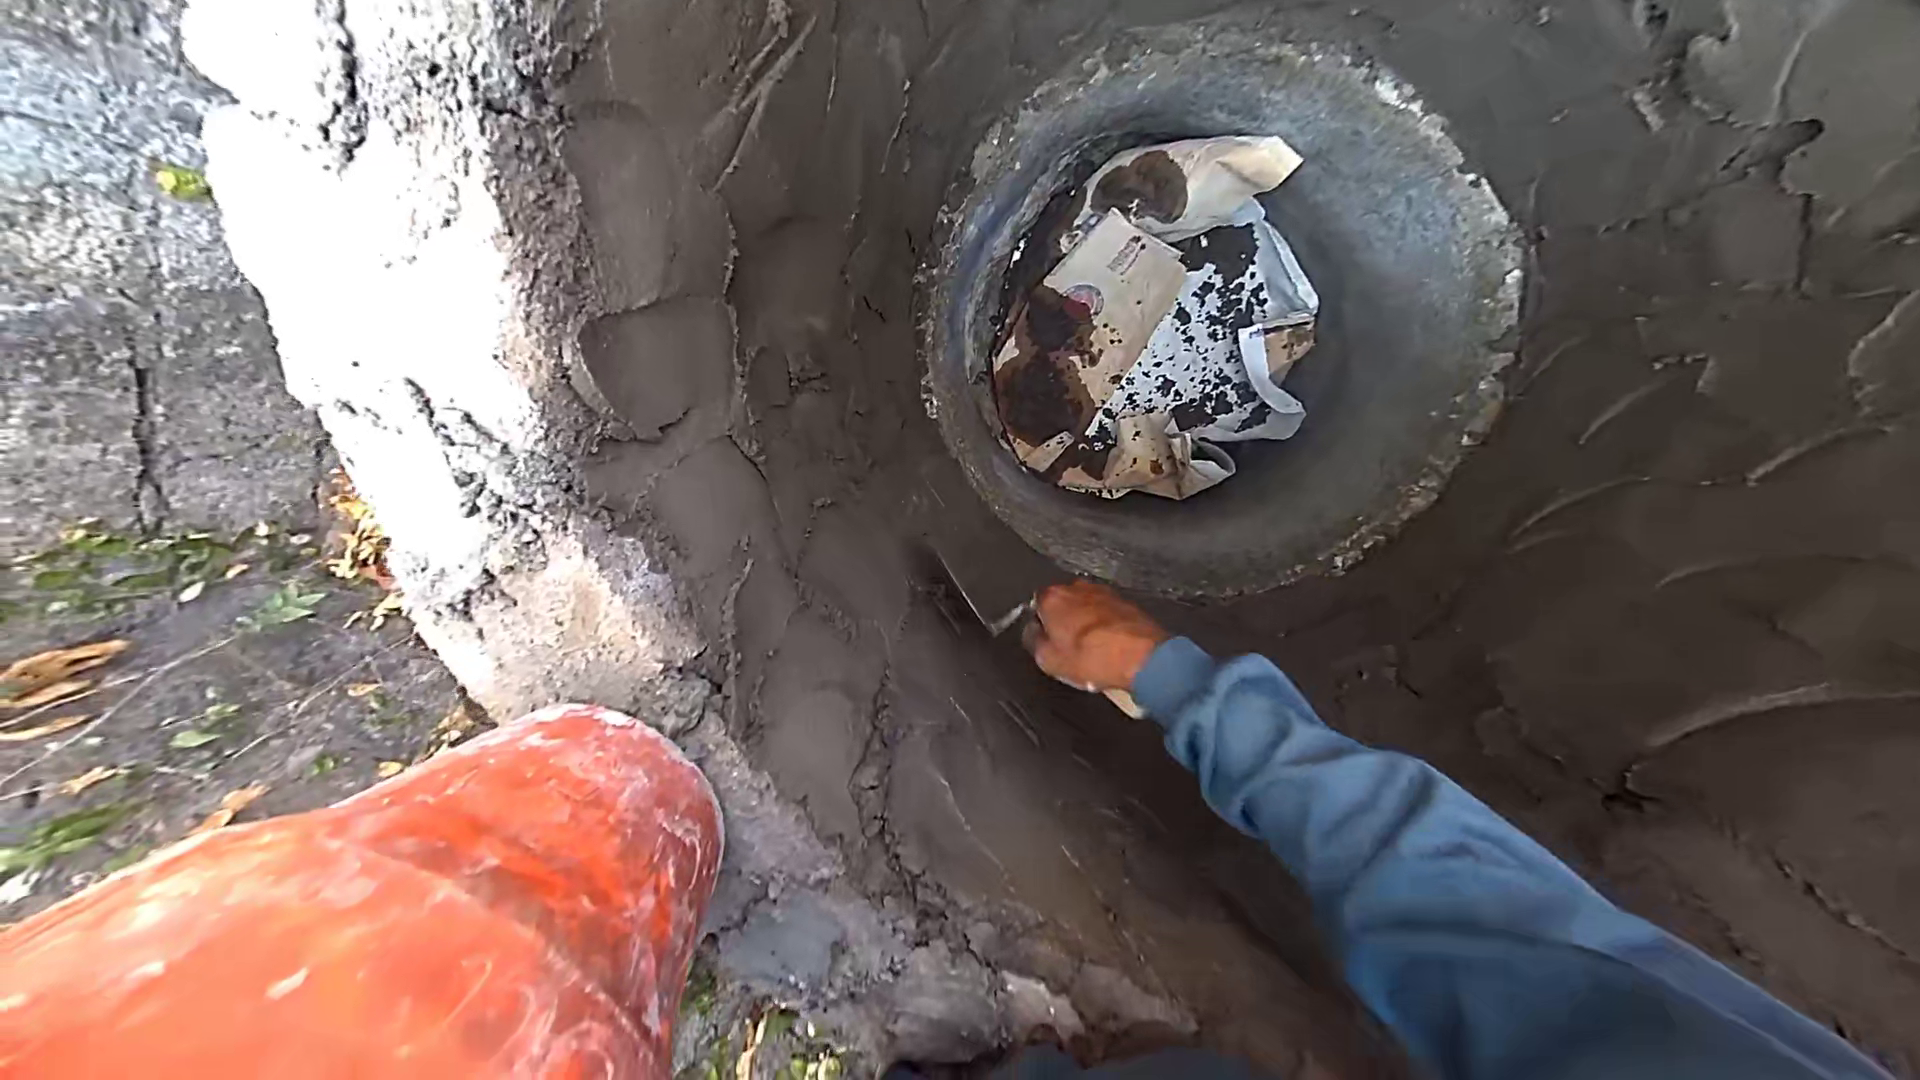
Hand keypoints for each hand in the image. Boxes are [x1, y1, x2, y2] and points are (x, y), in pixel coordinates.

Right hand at [1028, 580, 1169, 692]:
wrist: (1142, 658)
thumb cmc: (1092, 658)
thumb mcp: (1049, 661)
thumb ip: (1033, 642)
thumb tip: (1032, 633)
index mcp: (1052, 597)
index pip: (1035, 605)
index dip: (1039, 625)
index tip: (1046, 642)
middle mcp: (1076, 587)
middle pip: (1062, 602)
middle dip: (1063, 620)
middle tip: (1068, 647)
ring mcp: (1104, 592)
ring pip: (1085, 605)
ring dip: (1086, 621)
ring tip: (1093, 649)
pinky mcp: (1126, 601)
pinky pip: (1107, 612)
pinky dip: (1106, 624)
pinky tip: (1110, 645)